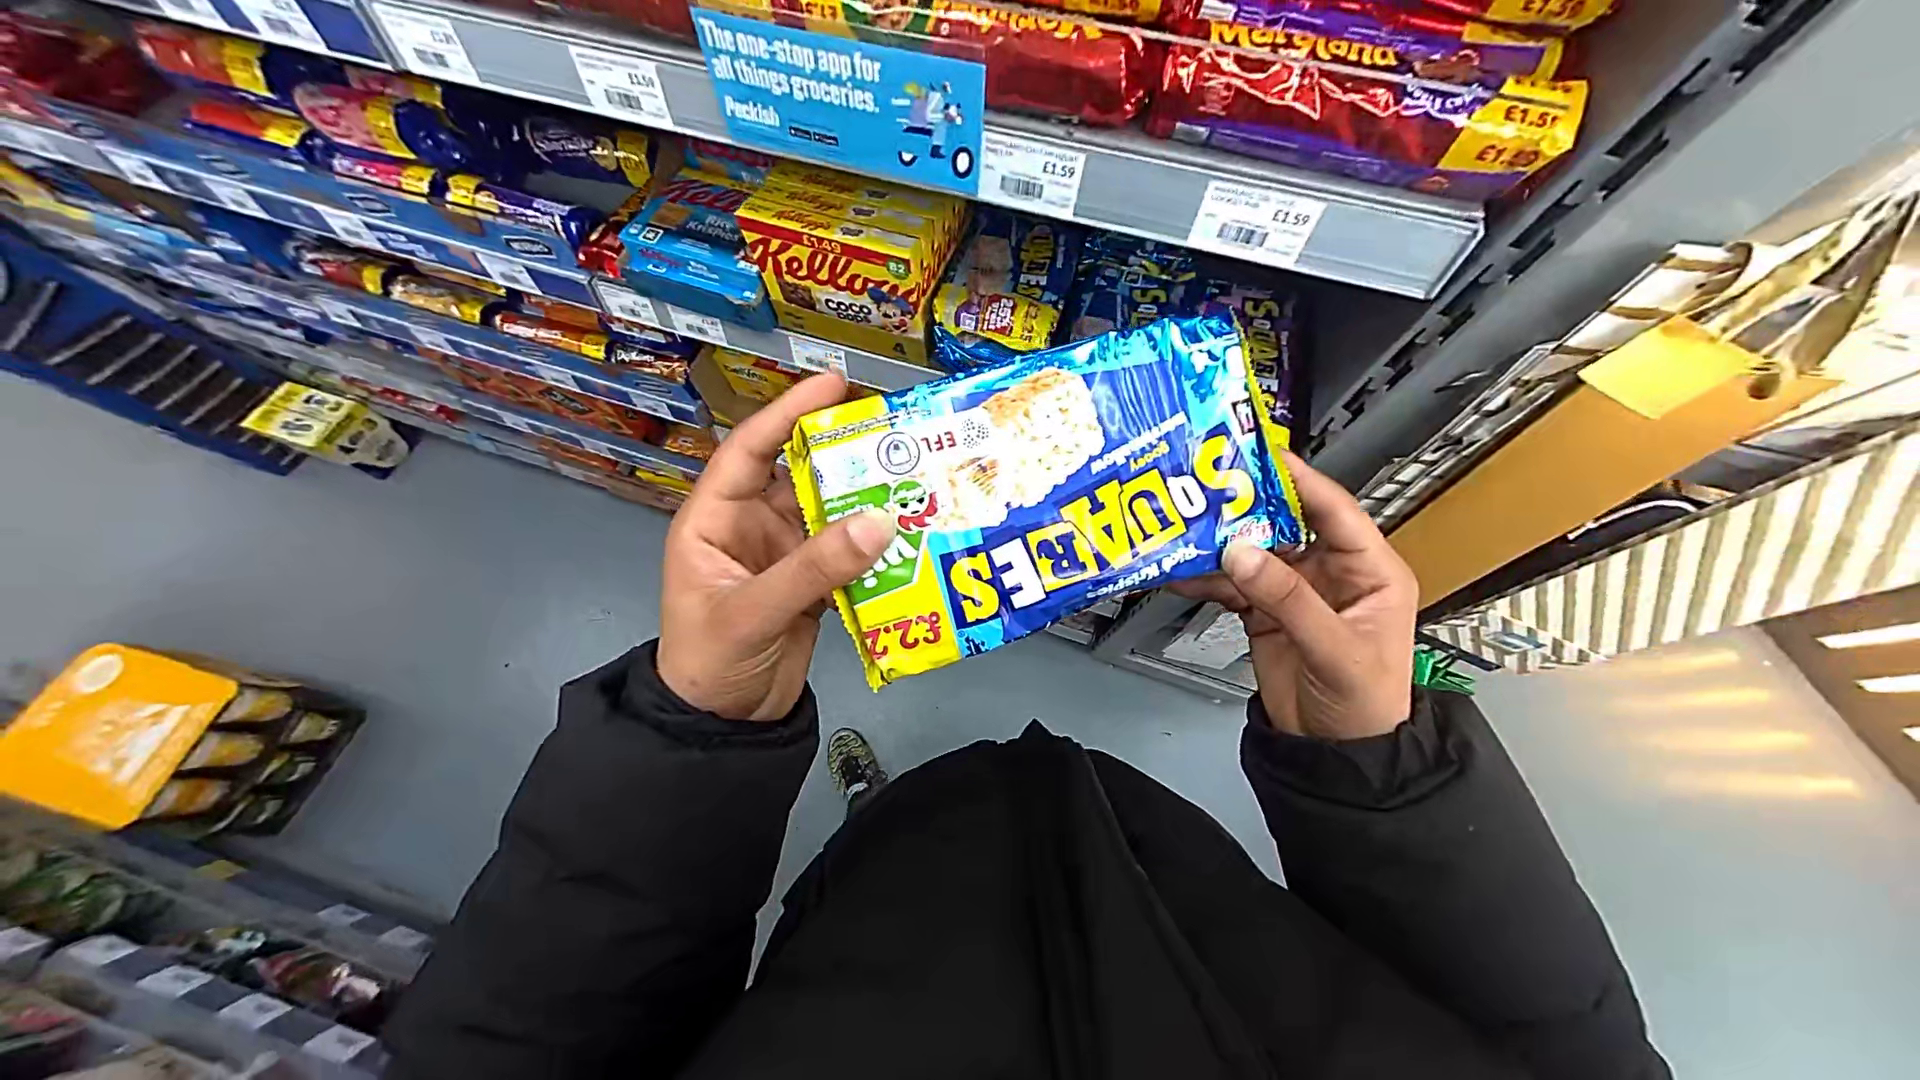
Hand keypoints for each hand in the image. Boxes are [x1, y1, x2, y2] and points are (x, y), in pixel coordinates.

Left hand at [657, 375, 896, 721]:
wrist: (723, 724)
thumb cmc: (709, 663)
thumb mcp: (752, 612)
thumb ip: (813, 569)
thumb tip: (880, 522)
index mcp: (716, 519)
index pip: (750, 451)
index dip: (789, 413)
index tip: (834, 384)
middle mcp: (752, 527)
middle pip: (800, 477)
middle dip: (843, 455)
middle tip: (894, 434)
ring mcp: (785, 556)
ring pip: (830, 515)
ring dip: (865, 503)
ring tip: (911, 482)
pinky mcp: (812, 584)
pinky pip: (846, 554)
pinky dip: (873, 547)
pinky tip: (906, 536)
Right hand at [1173, 452, 1416, 739]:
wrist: (1334, 749)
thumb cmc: (1365, 704)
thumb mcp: (1334, 649)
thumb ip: (1288, 600)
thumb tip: (1241, 554)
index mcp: (1368, 570)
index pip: (1334, 511)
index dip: (1300, 481)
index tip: (1262, 457)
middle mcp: (1328, 572)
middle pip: (1282, 525)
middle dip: (1246, 510)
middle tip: (1210, 490)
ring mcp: (1292, 590)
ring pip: (1250, 553)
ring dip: (1218, 545)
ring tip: (1186, 532)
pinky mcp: (1262, 609)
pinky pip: (1230, 583)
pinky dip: (1206, 578)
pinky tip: (1183, 572)